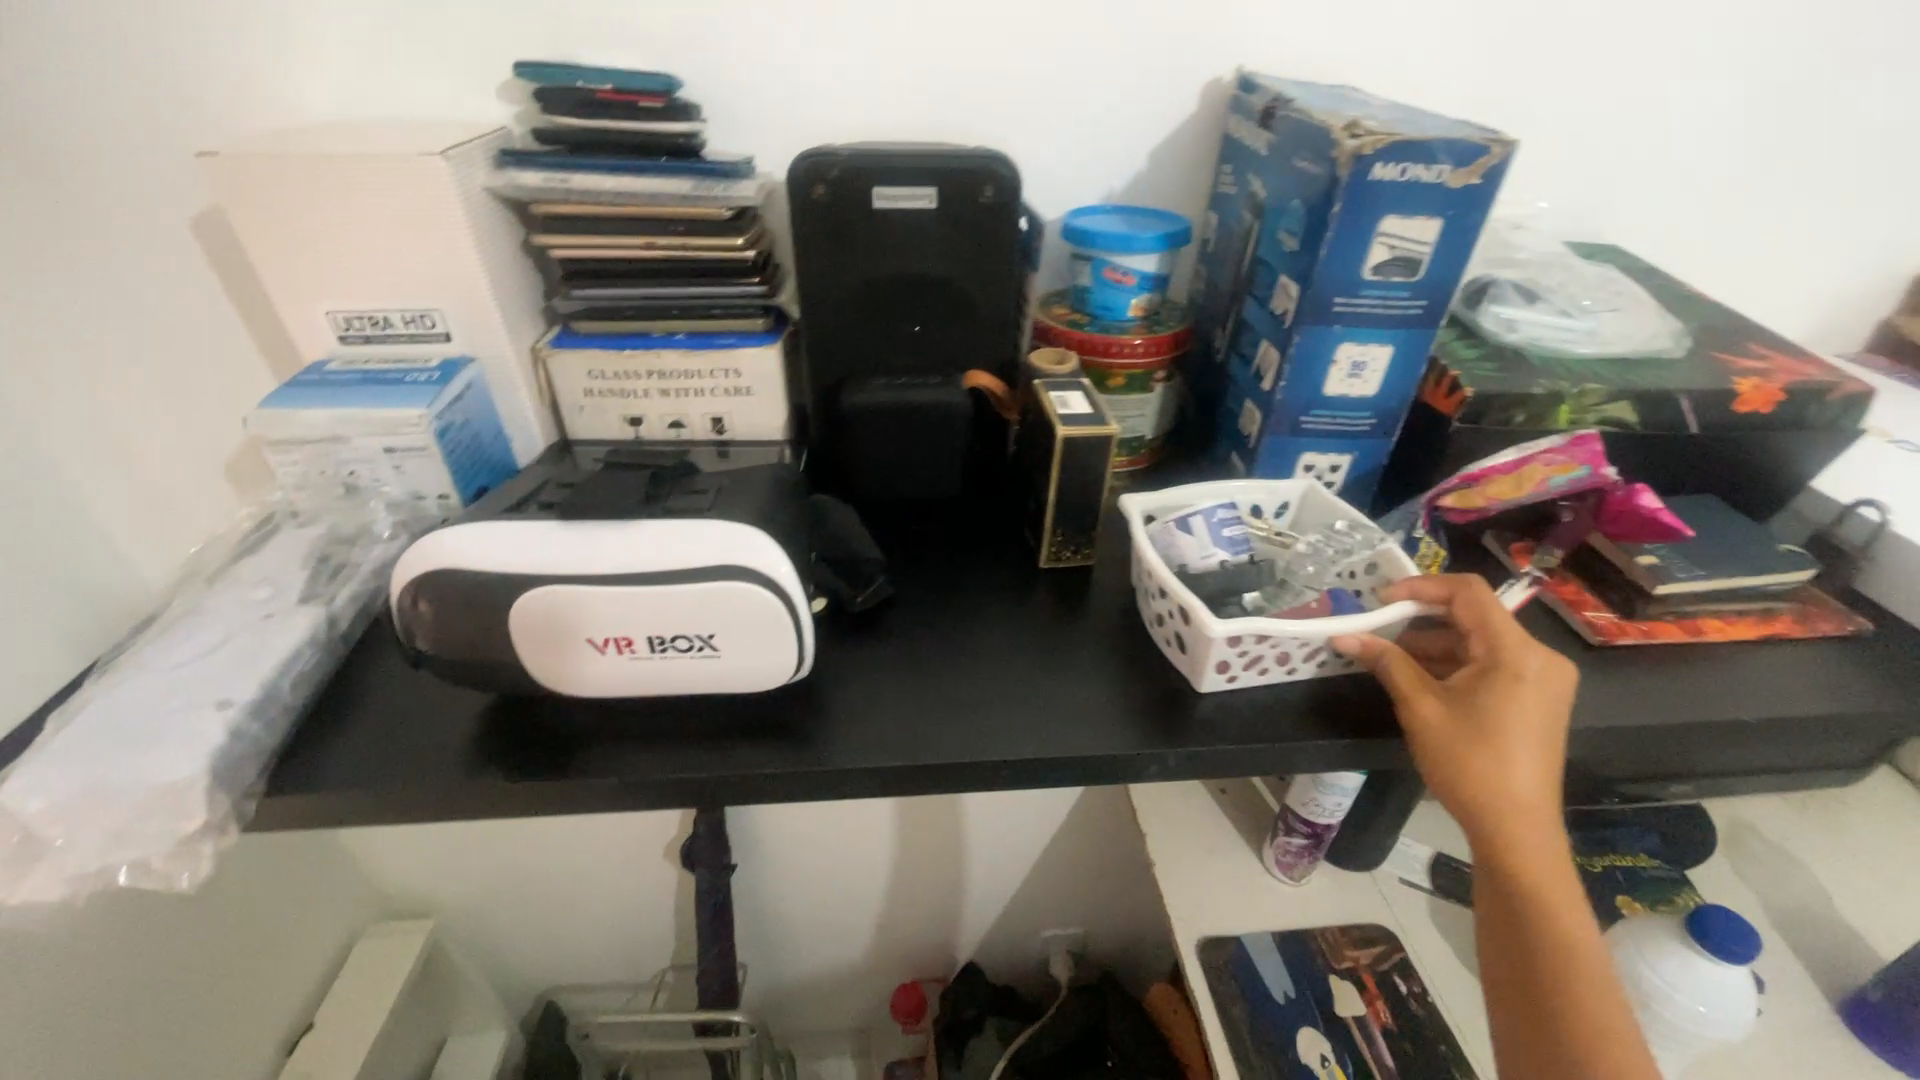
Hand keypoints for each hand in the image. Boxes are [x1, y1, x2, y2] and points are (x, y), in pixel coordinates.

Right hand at [1331, 574, 1577, 854]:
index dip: (1420, 587)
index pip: (1468, 593)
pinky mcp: (1537, 698)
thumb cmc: (1468, 763)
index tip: (1379, 602)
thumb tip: (1343, 635)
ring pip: (1479, 642)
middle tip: (1376, 632)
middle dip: (1420, 622)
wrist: (1515, 829)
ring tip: (1388, 660)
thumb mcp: (1420, 707)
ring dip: (1433, 646)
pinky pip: (1490, 664)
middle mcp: (1538, 656)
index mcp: (1516, 652)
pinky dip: (1453, 666)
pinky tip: (1418, 680)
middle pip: (1473, 617)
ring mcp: (1542, 678)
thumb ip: (1386, 662)